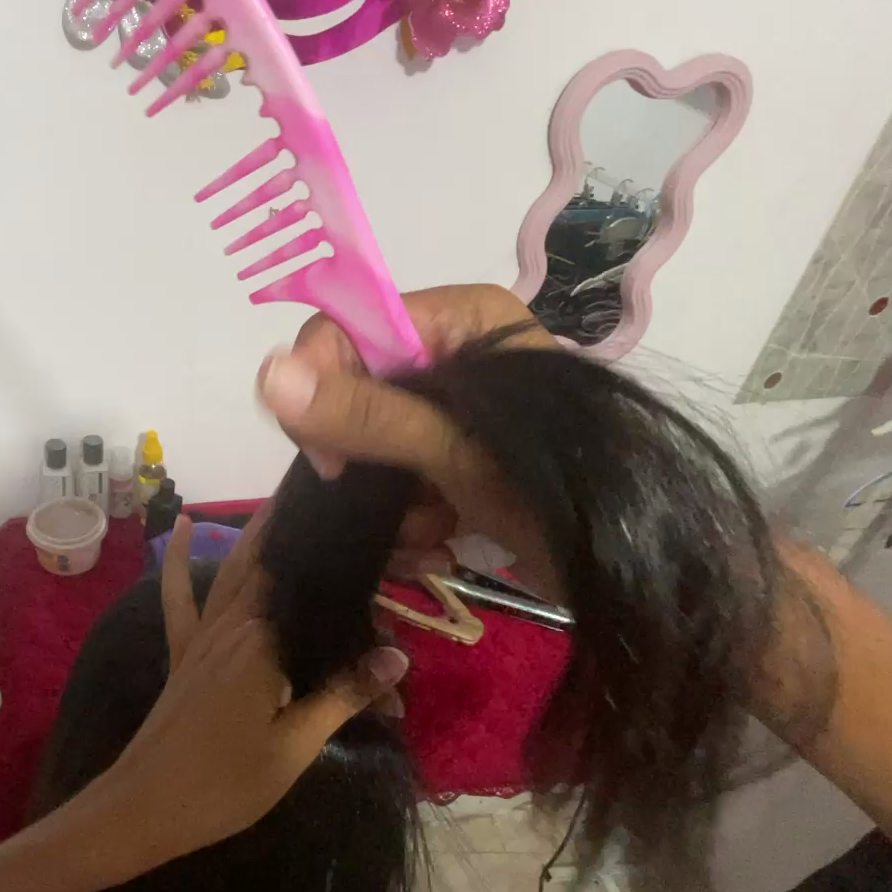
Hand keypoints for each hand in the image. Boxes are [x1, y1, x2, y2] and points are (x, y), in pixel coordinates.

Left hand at [68, 511, 409, 882]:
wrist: (146, 806)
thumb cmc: (225, 785)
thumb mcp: (294, 748)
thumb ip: (342, 694)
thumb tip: (399, 655)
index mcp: (264, 644)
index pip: (314, 593)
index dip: (346, 566)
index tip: (377, 530)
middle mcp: (233, 625)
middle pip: (275, 569)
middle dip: (305, 533)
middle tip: (339, 499)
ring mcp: (203, 635)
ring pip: (235, 570)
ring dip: (260, 532)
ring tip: (289, 498)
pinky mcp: (182, 650)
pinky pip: (179, 596)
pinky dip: (181, 560)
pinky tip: (186, 527)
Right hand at [255, 283, 560, 596]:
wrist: (624, 570)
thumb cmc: (556, 494)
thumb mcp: (457, 450)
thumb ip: (365, 412)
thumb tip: (267, 375)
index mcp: (459, 320)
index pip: (345, 327)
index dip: (321, 388)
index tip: (330, 461)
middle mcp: (449, 353)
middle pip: (350, 389)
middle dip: (361, 458)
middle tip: (388, 501)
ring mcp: (446, 408)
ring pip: (365, 443)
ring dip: (388, 499)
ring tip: (435, 529)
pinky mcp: (445, 454)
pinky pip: (390, 474)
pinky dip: (406, 515)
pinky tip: (441, 538)